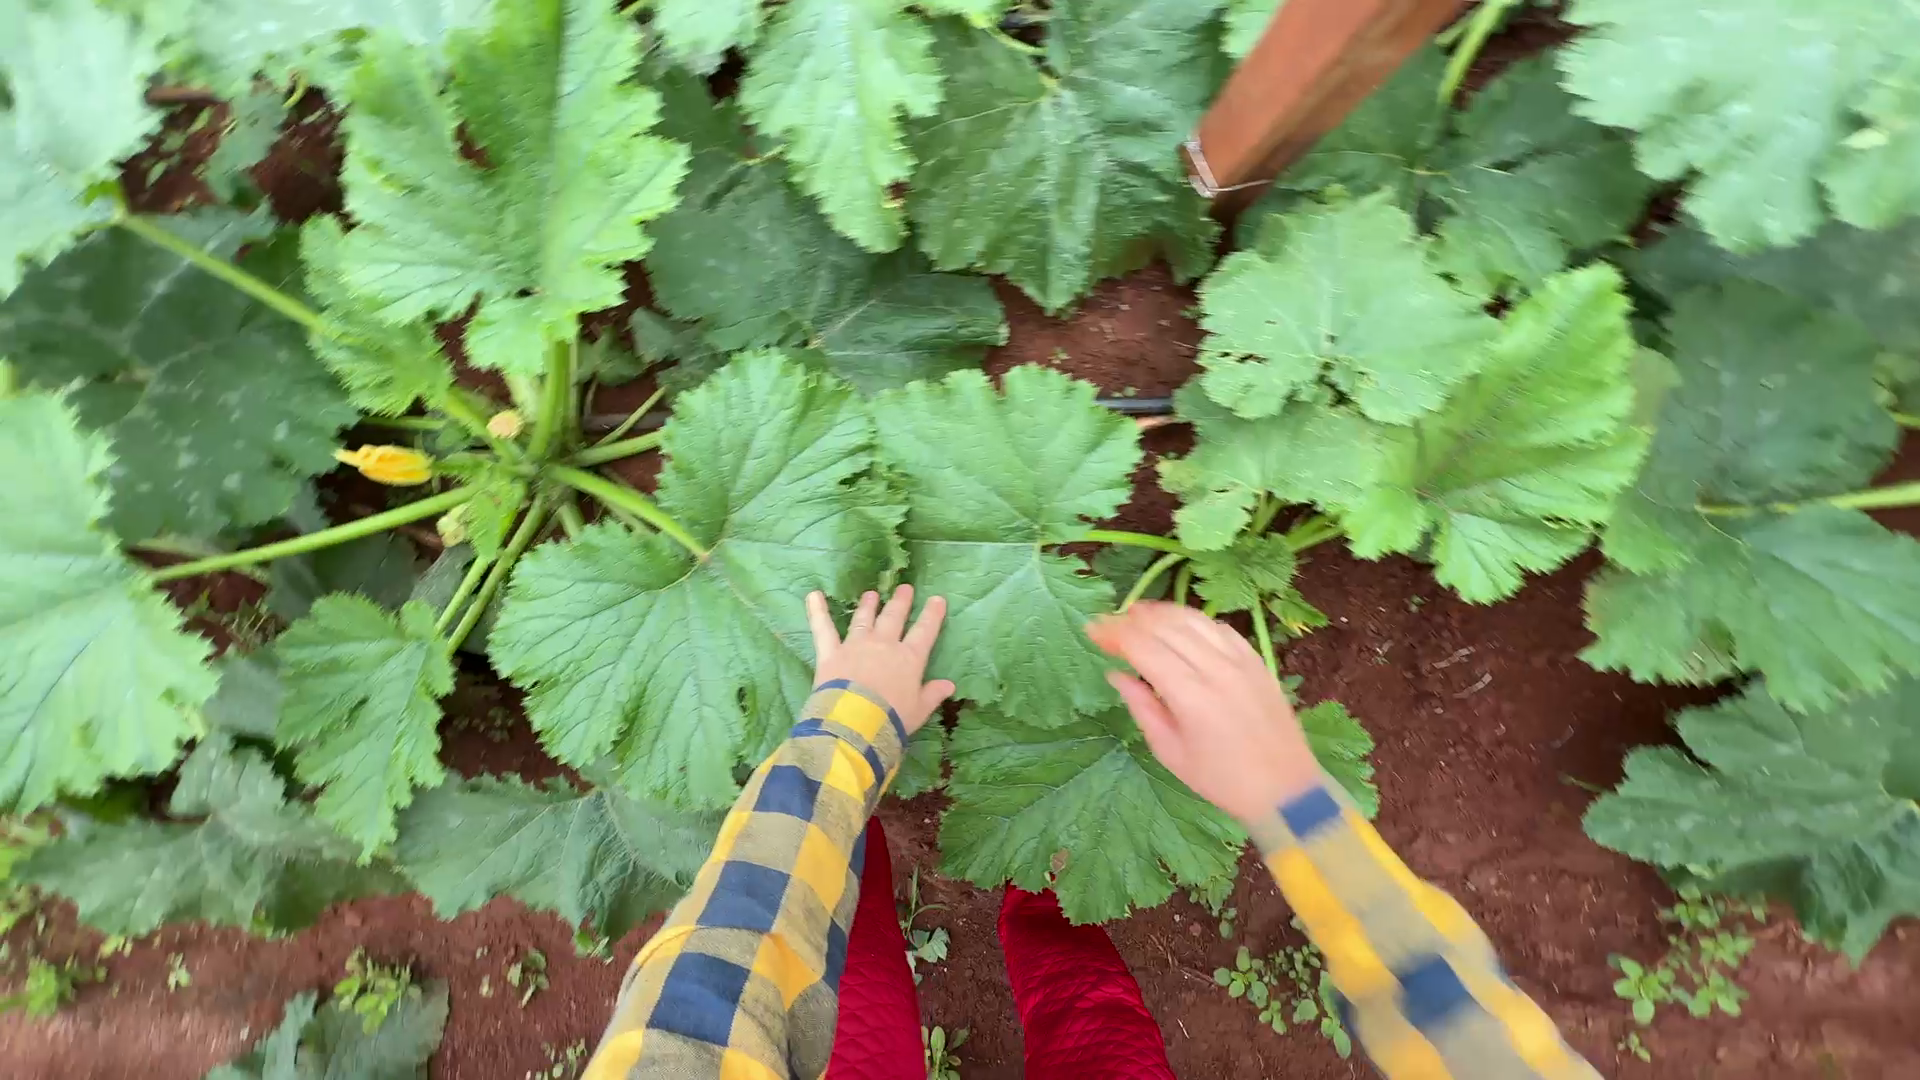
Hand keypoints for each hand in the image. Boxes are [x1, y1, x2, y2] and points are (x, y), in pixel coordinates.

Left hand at [806, 585, 954, 735]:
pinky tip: (813, 595)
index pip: (925, 631)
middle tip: (905, 588)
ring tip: (871, 594)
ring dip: (868, 605)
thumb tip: (949, 684)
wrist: (856, 723)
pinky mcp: (831, 653)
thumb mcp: (919, 710)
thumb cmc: (892, 719)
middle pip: (894, 617)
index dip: (932, 615)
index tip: (937, 599)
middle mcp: (884, 644)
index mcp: (909, 658)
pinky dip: (817, 611)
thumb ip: (932, 694)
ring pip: (864, 619)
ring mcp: (856, 645)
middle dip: (901, 602)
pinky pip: (823, 629)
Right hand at [1087, 601, 1324, 822]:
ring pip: (1192, 619)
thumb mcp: (1170, 752)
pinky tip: (1179, 625)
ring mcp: (1240, 661)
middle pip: (1165, 626)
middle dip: (1131, 619)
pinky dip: (1193, 620)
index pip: (1142, 647)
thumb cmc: (1221, 779)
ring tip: (1137, 614)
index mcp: (1190, 695)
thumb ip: (1142, 707)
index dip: (1114, 633)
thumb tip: (1117, 674)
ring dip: (1161, 612)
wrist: (1287, 790)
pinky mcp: (1256, 661)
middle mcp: (1215, 669)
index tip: (1092, 631)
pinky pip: (1218, 628)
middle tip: (1109, 622)